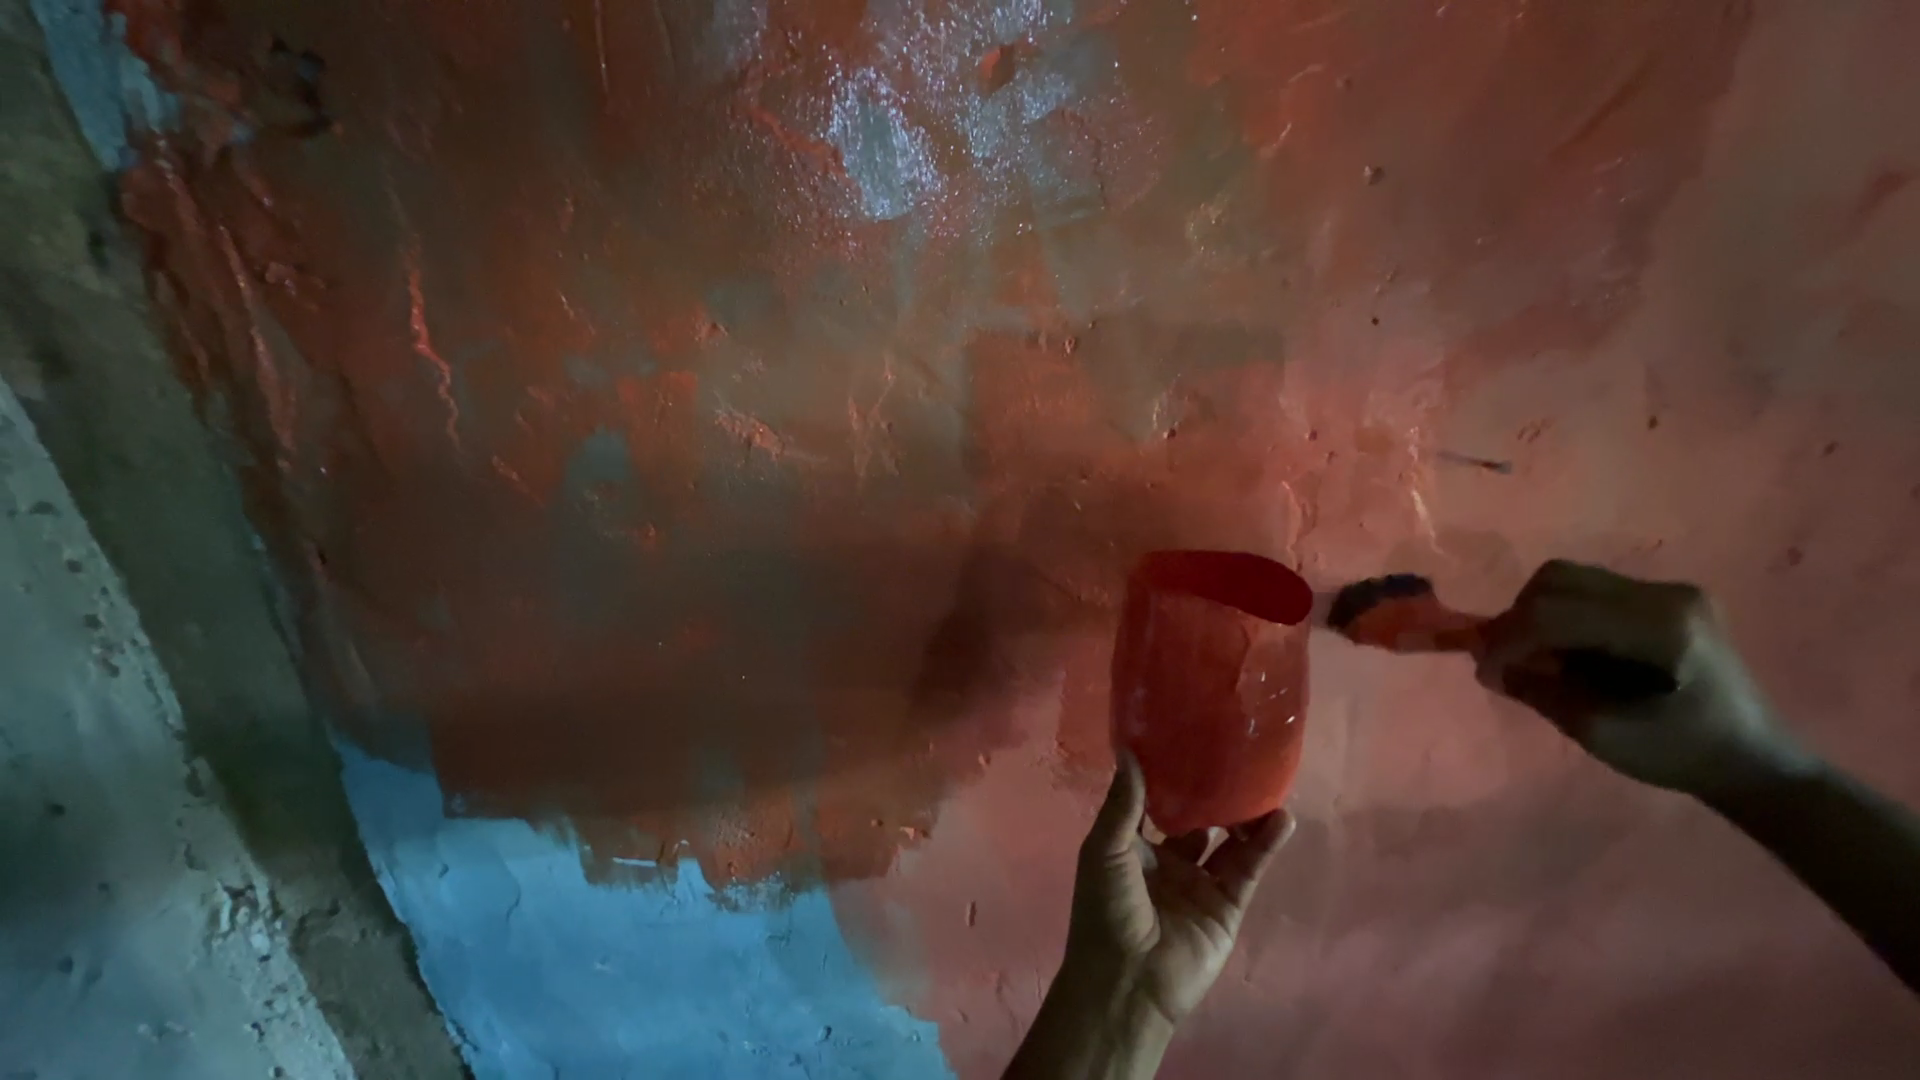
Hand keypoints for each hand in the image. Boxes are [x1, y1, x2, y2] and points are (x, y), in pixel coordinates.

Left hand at [1064, 754, 1294, 1025]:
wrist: (1128, 981)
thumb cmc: (1106, 908)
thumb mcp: (1106, 848)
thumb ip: (1123, 803)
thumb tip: (1129, 749)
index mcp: (1132, 846)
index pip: (1153, 803)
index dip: (1168, 777)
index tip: (1185, 740)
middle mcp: (1167, 860)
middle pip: (1196, 819)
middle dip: (1211, 793)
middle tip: (1232, 756)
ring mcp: (1198, 883)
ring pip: (1227, 841)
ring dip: (1244, 815)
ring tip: (1264, 780)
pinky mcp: (1226, 906)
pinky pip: (1247, 868)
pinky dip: (1265, 845)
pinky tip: (1281, 818)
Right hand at [1477, 560, 1806, 797]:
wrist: (1755, 762)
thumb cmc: (1681, 753)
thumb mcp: (1599, 732)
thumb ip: (1538, 691)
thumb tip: (1489, 667)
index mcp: (1658, 627)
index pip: (1553, 612)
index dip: (1507, 639)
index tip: (1487, 673)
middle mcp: (1664, 594)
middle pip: (1555, 581)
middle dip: (1518, 620)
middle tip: (1510, 661)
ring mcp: (1668, 591)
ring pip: (1567, 580)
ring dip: (1537, 617)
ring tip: (1540, 657)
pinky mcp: (1665, 598)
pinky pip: (1588, 591)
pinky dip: (1562, 617)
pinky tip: (1570, 652)